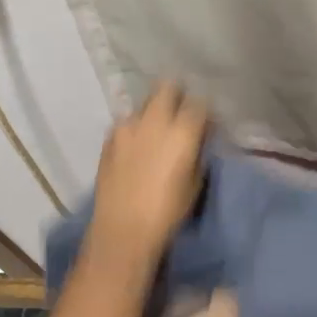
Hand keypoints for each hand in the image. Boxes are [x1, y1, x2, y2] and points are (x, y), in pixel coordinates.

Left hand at [85, 81, 208, 264]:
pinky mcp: (109, 138)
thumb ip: (197, 153)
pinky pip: (127, 123)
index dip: (205, 111)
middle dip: (177, 95)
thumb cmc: (168, 211)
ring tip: (157, 131)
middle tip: (182, 113)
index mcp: (182, 131)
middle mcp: (153, 120)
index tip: (207, 123)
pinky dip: (136, 128)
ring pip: (144, 104)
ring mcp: (127, 126)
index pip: (199, 102)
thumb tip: (198, 139)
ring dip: (154, 112)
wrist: (123, 228)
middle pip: (167, 87)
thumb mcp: (195, 183)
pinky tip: (138, 146)